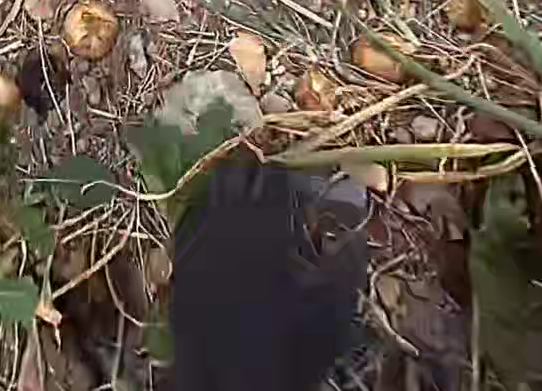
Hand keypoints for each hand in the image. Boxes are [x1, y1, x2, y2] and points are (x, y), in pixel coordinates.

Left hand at [169, 164, 366, 390]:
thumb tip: (358, 234)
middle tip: (272, 190)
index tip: (301, 193)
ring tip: (248, 205)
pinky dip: (210, 213)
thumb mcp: (332, 310)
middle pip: (241, 171)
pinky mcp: (183, 252)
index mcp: (268, 222)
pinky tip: (223, 230)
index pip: (277, 176)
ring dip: (232, 189)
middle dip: (258, 174)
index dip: (291, 179)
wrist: (230, 383)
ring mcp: (202, 232)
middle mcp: (232, 217)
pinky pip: (194, 214)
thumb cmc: (287, 347)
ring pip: (213, 187)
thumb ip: (348, 264)